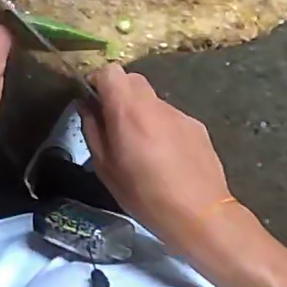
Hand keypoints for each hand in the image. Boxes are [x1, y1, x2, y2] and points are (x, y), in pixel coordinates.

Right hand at [81, 64, 245, 253]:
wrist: (200, 214)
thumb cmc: (143, 194)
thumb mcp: (105, 167)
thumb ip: (92, 130)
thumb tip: (86, 106)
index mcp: (128, 110)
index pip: (110, 71)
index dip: (98, 80)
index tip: (92, 100)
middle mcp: (154, 105)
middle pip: (133, 80)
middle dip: (119, 93)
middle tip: (113, 122)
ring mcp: (179, 114)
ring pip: (152, 101)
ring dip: (141, 113)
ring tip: (141, 146)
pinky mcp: (197, 127)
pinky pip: (170, 118)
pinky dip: (161, 127)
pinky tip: (165, 157)